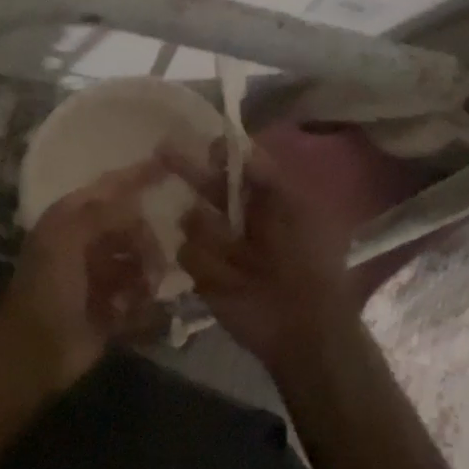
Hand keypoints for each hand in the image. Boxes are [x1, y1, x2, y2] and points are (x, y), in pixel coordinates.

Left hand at [0, 157, 168, 387]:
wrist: (35, 350)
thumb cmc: (48, 289)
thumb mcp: (67, 239)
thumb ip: (102, 213)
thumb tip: (136, 204)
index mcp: (70, 219)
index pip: (111, 188)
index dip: (138, 175)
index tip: (170, 163)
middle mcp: (86, 241)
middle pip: (134, 227)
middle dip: (146, 243)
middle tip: (150, 266)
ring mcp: (100, 275)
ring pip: (142, 261)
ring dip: (146, 276)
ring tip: (135, 297)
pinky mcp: (112, 307)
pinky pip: (142, 295)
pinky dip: (141, 303)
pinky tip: (128, 315)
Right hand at [162, 123, 427, 369]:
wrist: (301, 325)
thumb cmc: (306, 262)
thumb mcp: (294, 208)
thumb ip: (263, 174)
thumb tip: (230, 143)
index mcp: (264, 197)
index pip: (234, 165)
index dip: (217, 152)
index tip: (205, 145)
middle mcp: (236, 216)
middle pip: (204, 184)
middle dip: (187, 169)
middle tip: (162, 152)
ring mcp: (215, 245)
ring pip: (191, 220)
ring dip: (214, 238)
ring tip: (242, 263)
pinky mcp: (200, 272)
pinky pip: (187, 254)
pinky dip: (209, 265)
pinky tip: (231, 280)